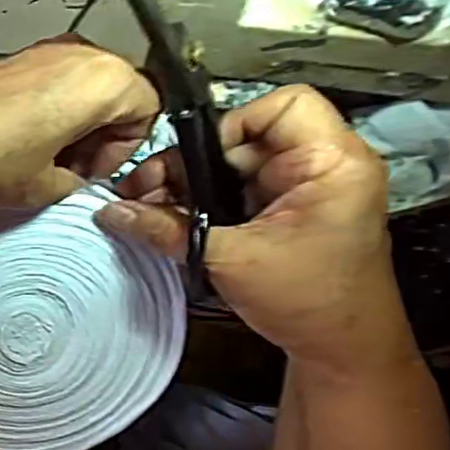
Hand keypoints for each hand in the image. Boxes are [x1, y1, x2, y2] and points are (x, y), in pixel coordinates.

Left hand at [0, 38, 159, 207]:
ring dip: (72, 125)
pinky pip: (51, 84)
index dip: (122, 150)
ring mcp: (42, 53)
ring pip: (83, 89)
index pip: (147, 111)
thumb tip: (75, 178)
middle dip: (98, 136)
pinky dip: (47, 112)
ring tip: (37, 161)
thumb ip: (76, 182)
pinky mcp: (12, 62)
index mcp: (103, 79)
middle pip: (116, 95)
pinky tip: (17, 144)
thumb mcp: (40, 187)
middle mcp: (78, 54)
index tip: (90, 174)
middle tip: (66, 170)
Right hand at [96, 85, 414, 373]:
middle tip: (143, 193)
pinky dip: (195, 206)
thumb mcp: (229, 259)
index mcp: (329, 164)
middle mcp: (315, 167)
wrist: (336, 343)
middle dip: (187, 165)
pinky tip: (170, 225)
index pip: (282, 106)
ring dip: (184, 188)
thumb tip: (114, 212)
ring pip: (225, 168)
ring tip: (150, 213)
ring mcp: (294, 190)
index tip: (192, 163)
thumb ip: (168, 230)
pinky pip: (226, 193)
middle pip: (239, 139)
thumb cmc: (311, 299)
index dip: (230, 125)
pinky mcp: (275, 212)